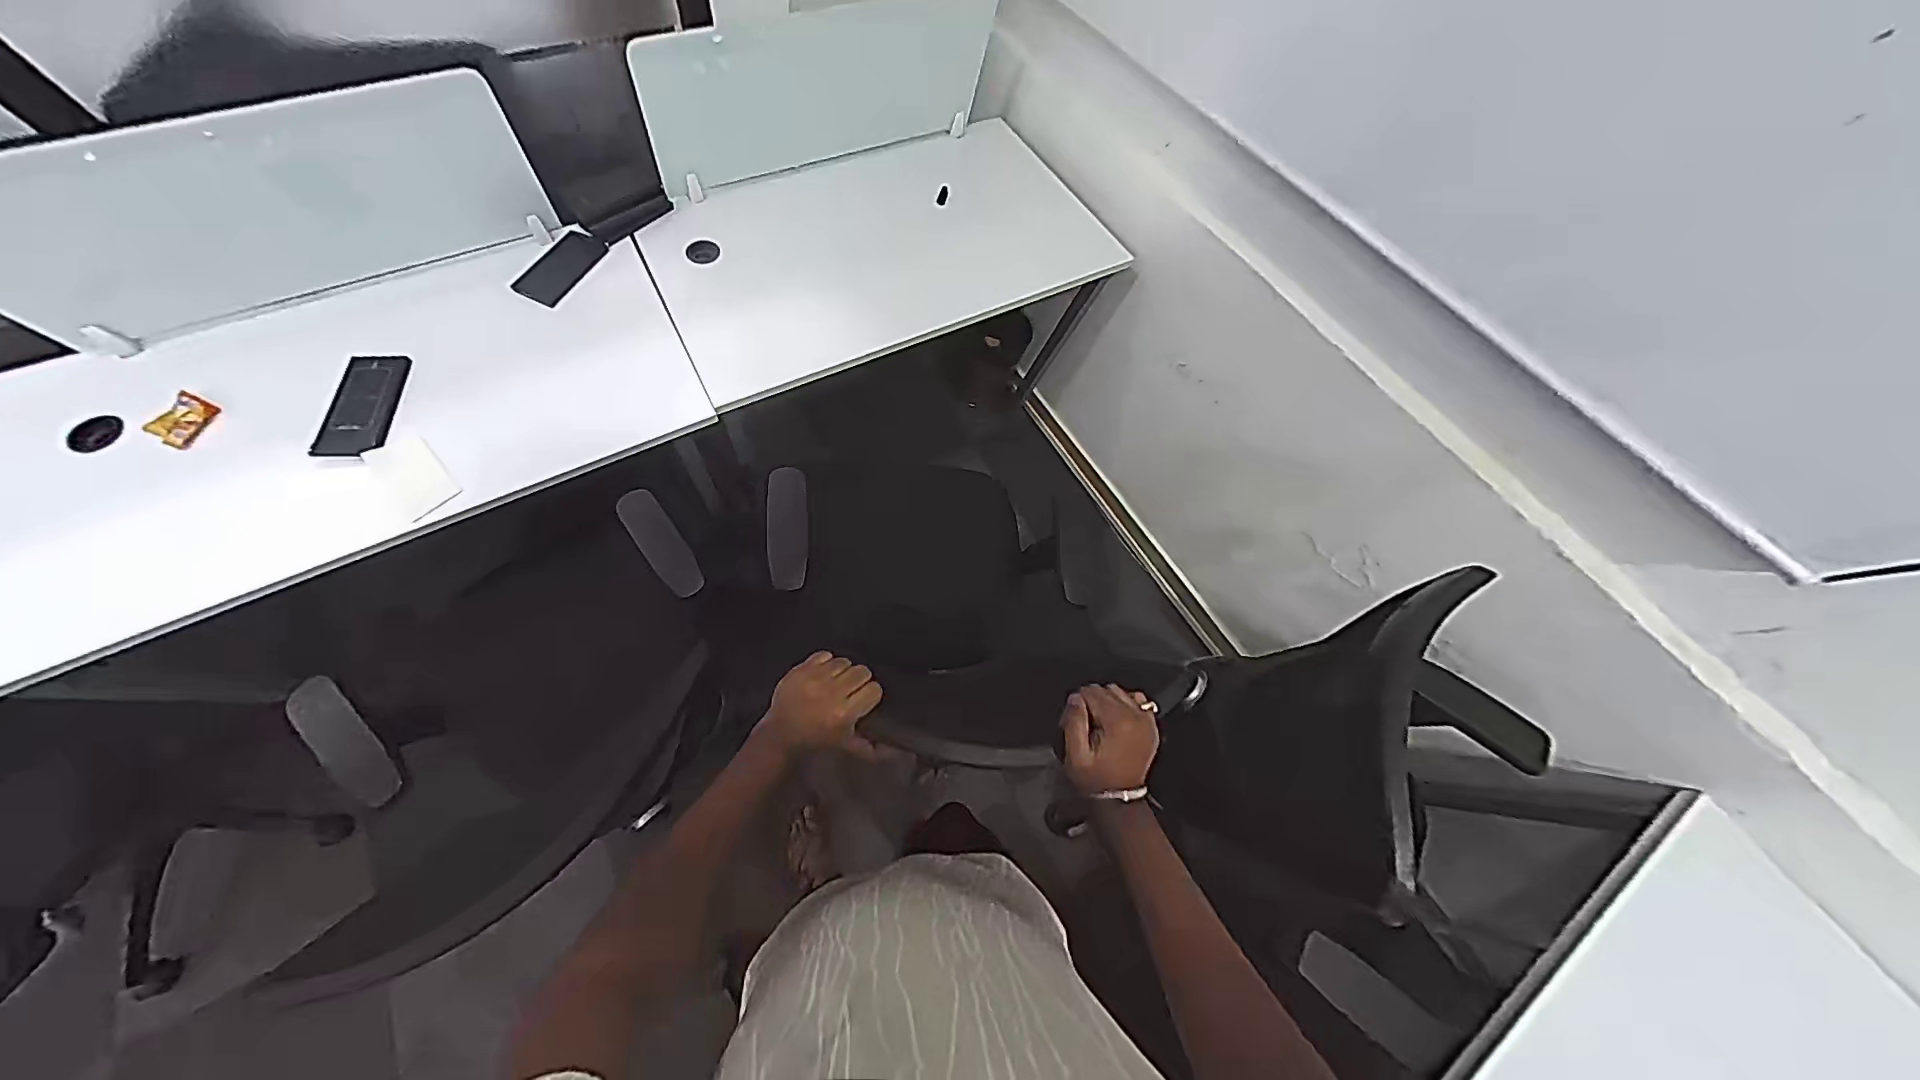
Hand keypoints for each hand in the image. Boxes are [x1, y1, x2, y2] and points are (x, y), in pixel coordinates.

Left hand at [758, 652, 883, 754]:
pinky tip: (823, 676)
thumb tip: (898, 752)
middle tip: (850, 691)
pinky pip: (824, 655)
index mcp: (844, 714)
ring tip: (836, 683)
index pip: (874, 689)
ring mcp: (814, 679)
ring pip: (844, 662)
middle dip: (859, 681)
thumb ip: (872, 748)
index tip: (864, 700)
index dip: (871, 694)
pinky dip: (826, 663)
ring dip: (842, 672)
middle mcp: (831, 694)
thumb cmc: (816, 741)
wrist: (780, 734)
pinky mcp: (801, 670)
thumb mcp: (846, 746)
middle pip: (862, 671)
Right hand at [1060, 683, 1158, 796]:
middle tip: (1084, 723)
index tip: (1073, 719)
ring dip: (1107, 701)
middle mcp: (1136, 717)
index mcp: (1118, 722)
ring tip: (1099, 722)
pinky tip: (1116, 718)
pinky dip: (1125, 704)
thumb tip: (1075, 698)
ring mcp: (1146, 721)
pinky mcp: (1150, 726)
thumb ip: (1073, 722)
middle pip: (1106, 690)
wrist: (1119, 798)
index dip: (1077, 703)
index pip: (1091, 692)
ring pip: (1120, 692)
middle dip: (1091, 701)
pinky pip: (1137, 700)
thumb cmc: (1096, 780)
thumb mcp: (1076, 756)